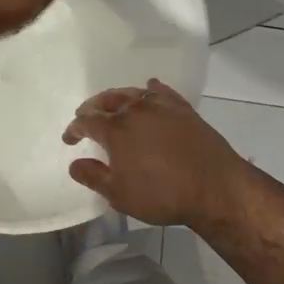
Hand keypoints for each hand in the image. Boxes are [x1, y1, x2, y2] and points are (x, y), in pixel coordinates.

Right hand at [61, 79, 251, 227]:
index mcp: (116, 129)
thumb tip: (75, 163)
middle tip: (86, 114)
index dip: (74, 129)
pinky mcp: (184, 109)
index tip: (69, 138)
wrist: (214, 188)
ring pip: (133, 92)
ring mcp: (162, 106)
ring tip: (113, 103)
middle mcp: (135, 110)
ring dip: (117, 97)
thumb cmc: (161, 195)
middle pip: (107, 100)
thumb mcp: (119, 194)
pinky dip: (151, 89)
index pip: (87, 122)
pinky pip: (162, 92)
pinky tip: (150, 88)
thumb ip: (93, 176)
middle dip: (93, 107)